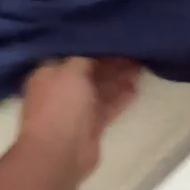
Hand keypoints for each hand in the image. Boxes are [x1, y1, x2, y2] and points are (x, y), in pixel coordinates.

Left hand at [19, 57, 141, 174]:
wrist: (60, 153)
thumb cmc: (61, 106)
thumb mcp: (71, 70)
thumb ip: (85, 56)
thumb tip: (98, 48)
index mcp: (49, 74)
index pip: (72, 53)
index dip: (93, 45)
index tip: (114, 36)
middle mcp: (61, 90)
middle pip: (90, 72)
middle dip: (111, 62)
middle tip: (134, 50)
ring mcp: (76, 109)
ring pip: (101, 89)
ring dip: (119, 79)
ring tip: (140, 66)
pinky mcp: (91, 126)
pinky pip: (108, 106)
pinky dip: (121, 97)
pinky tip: (136, 88)